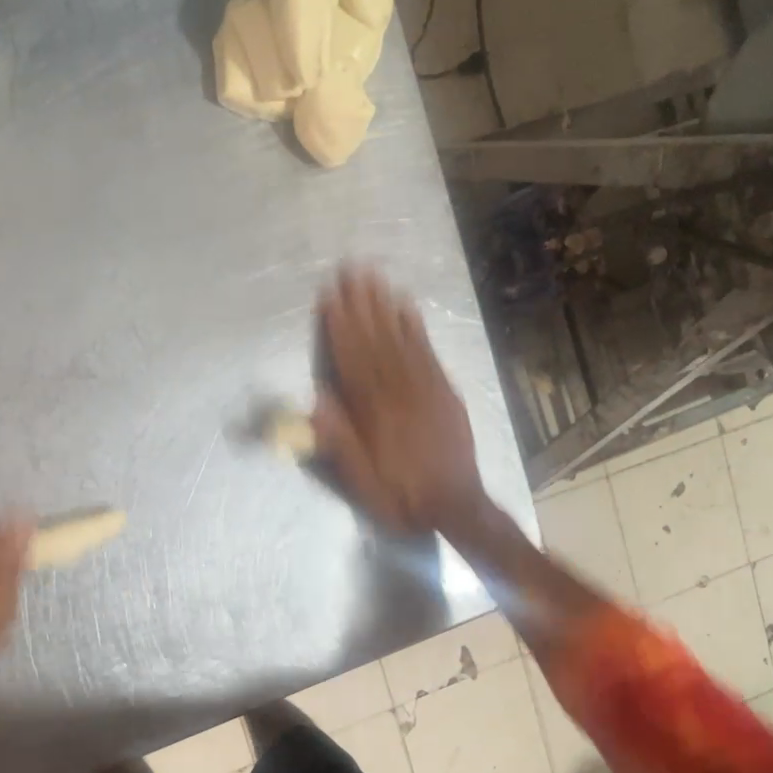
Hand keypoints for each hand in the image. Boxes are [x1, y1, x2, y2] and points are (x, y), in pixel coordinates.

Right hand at [312, 266, 485, 535]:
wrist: (456, 505)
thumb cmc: (401, 497)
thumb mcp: (361, 480)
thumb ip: (339, 439)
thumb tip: (316, 399)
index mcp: (374, 412)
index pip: (351, 359)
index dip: (339, 325)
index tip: (328, 295)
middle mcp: (399, 390)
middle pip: (375, 338)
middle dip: (360, 302)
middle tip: (350, 267)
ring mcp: (425, 386)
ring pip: (400, 337)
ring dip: (384, 304)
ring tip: (373, 275)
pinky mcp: (444, 390)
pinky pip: (426, 350)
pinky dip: (414, 325)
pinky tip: (406, 305)